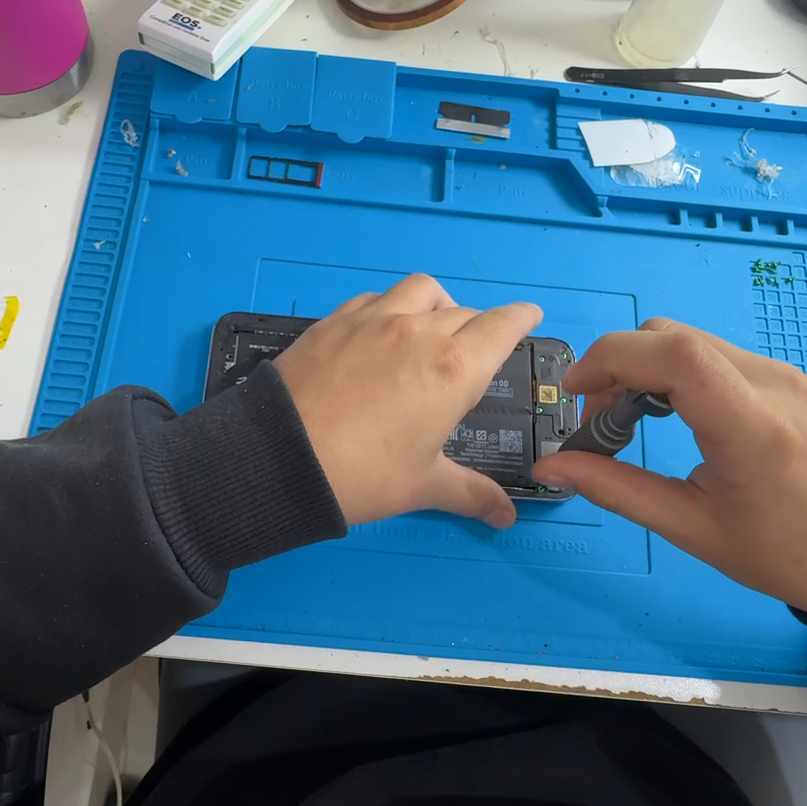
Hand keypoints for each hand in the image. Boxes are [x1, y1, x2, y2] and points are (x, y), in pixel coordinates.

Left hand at [273, 275, 541, 528]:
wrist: (278, 457)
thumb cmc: (360, 474)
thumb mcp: (422, 485)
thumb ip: (470, 494)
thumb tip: (503, 515)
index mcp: (452, 369)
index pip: (502, 327)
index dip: (521, 318)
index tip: (528, 316)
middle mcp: (417, 332)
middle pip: (465, 312)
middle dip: (480, 326)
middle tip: (476, 349)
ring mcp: (372, 320)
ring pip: (420, 290)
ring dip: (437, 303)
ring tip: (431, 326)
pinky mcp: (334, 321)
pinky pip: (374, 298)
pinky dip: (390, 306)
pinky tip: (380, 330)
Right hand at [531, 318, 806, 619]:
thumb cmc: (788, 555)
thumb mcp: (692, 529)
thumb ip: (616, 490)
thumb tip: (549, 469)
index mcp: (750, 427)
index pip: (673, 353)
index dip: (610, 358)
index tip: (574, 394)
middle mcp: (770, 383)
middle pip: (670, 335)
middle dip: (616, 366)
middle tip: (599, 422)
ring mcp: (783, 374)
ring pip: (689, 339)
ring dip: (643, 368)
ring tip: (631, 423)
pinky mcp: (787, 378)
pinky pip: (713, 355)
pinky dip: (673, 373)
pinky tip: (671, 417)